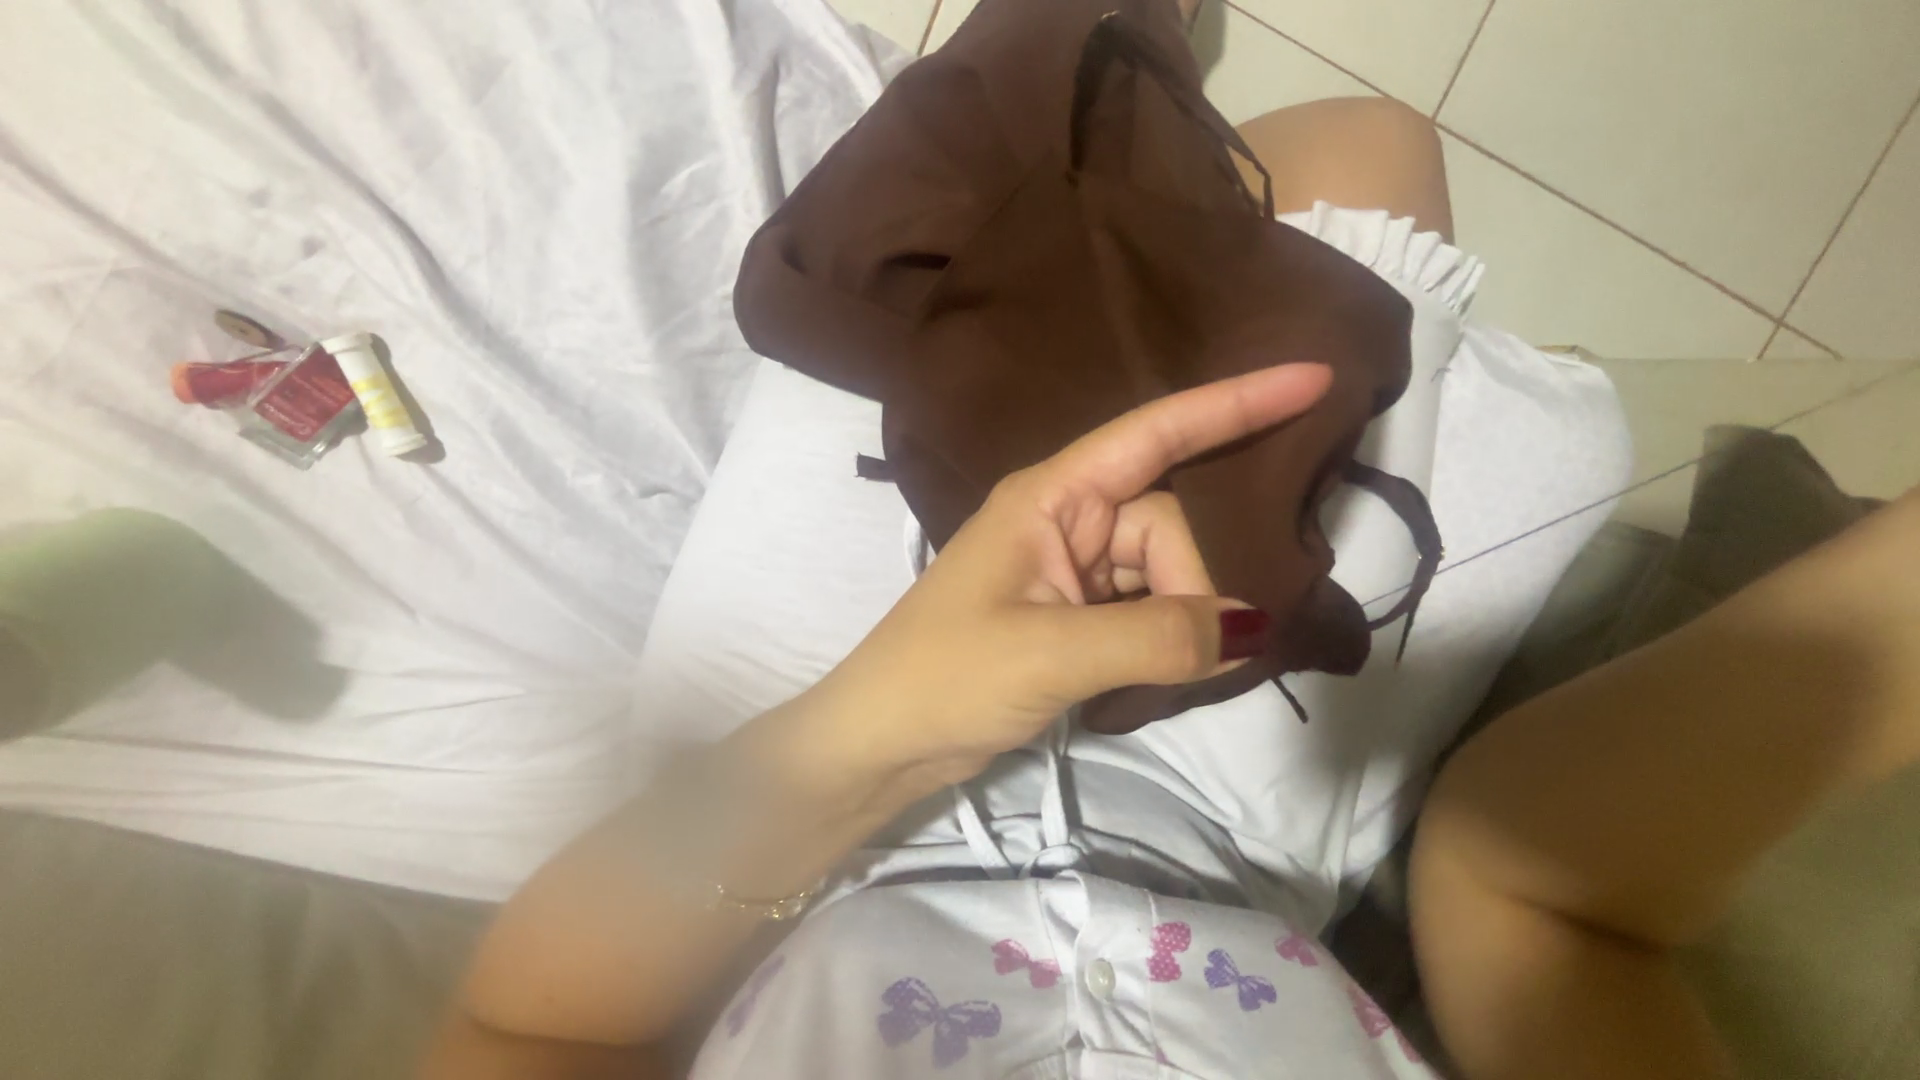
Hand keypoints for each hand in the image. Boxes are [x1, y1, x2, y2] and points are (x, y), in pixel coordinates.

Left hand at [800, 362, 1333, 794]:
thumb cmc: (946, 677)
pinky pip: (1144, 611)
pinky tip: (1159, 675)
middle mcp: (1063, 522)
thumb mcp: (1052, 652)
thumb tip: (1254, 624)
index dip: (1233, 403)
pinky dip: (1164, 640)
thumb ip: (1158, 636)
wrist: (881, 741)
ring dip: (1179, 620)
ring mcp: (1068, 573)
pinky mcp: (1071, 618)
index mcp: (1049, 497)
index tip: (1313, 379)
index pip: (1154, 434)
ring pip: (1161, 575)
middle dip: (1191, 584)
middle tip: (1181, 652)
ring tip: (1158, 673)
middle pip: (1168, 525)